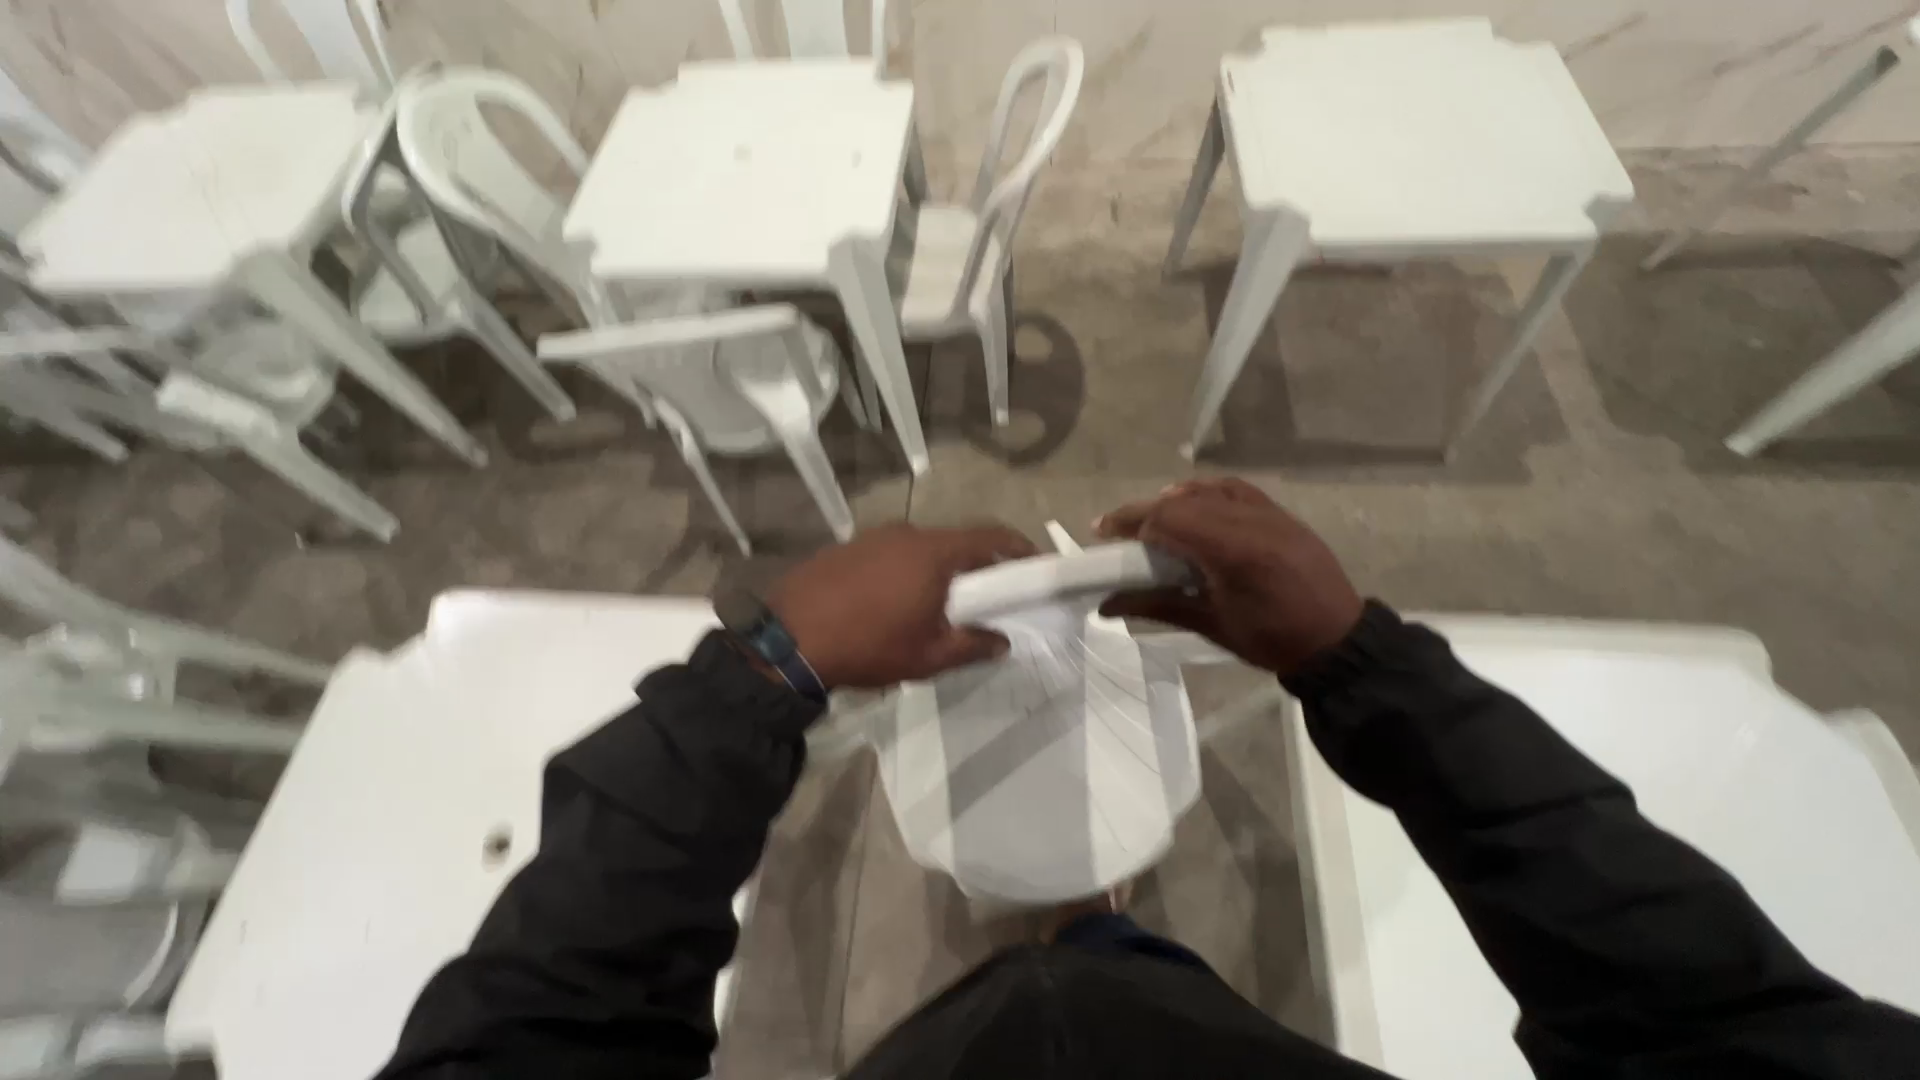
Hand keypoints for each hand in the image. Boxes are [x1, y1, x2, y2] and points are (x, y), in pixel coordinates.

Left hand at [769, 523, 1038, 688]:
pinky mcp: (846, 548)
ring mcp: (871, 537)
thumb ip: (972, 645)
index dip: (1019, 547)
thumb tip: (1001, 642)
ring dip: (935, 572)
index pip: (990, 537)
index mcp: (933, 553)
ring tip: (932, 609)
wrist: (787, 642)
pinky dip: (902, 573)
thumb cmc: (868, 646)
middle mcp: (905, 533)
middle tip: (983, 599)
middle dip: (974, 568)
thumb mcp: (928, 657)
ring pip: (919, 550)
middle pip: (954, 543)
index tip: (1035, 563)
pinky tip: (891, 604)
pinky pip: (889, 555)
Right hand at [1094, 477, 1362, 675]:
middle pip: (1182, 501)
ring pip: (1208, 489)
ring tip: (1151, 518)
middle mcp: (1250, 520)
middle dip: (1143, 511)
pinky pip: (1236, 489)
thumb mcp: (1210, 624)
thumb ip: (1155, 605)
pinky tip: (1193, 504)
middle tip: (1115, 529)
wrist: (1336, 642)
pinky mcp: (1281, 514)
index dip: (1131, 522)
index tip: (1103, 532)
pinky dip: (1207, 492)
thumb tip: (1105, 604)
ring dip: (1173, 499)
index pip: (1169, 519)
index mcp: (1232, 550)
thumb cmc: (1271, 640)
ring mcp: (1269, 513)